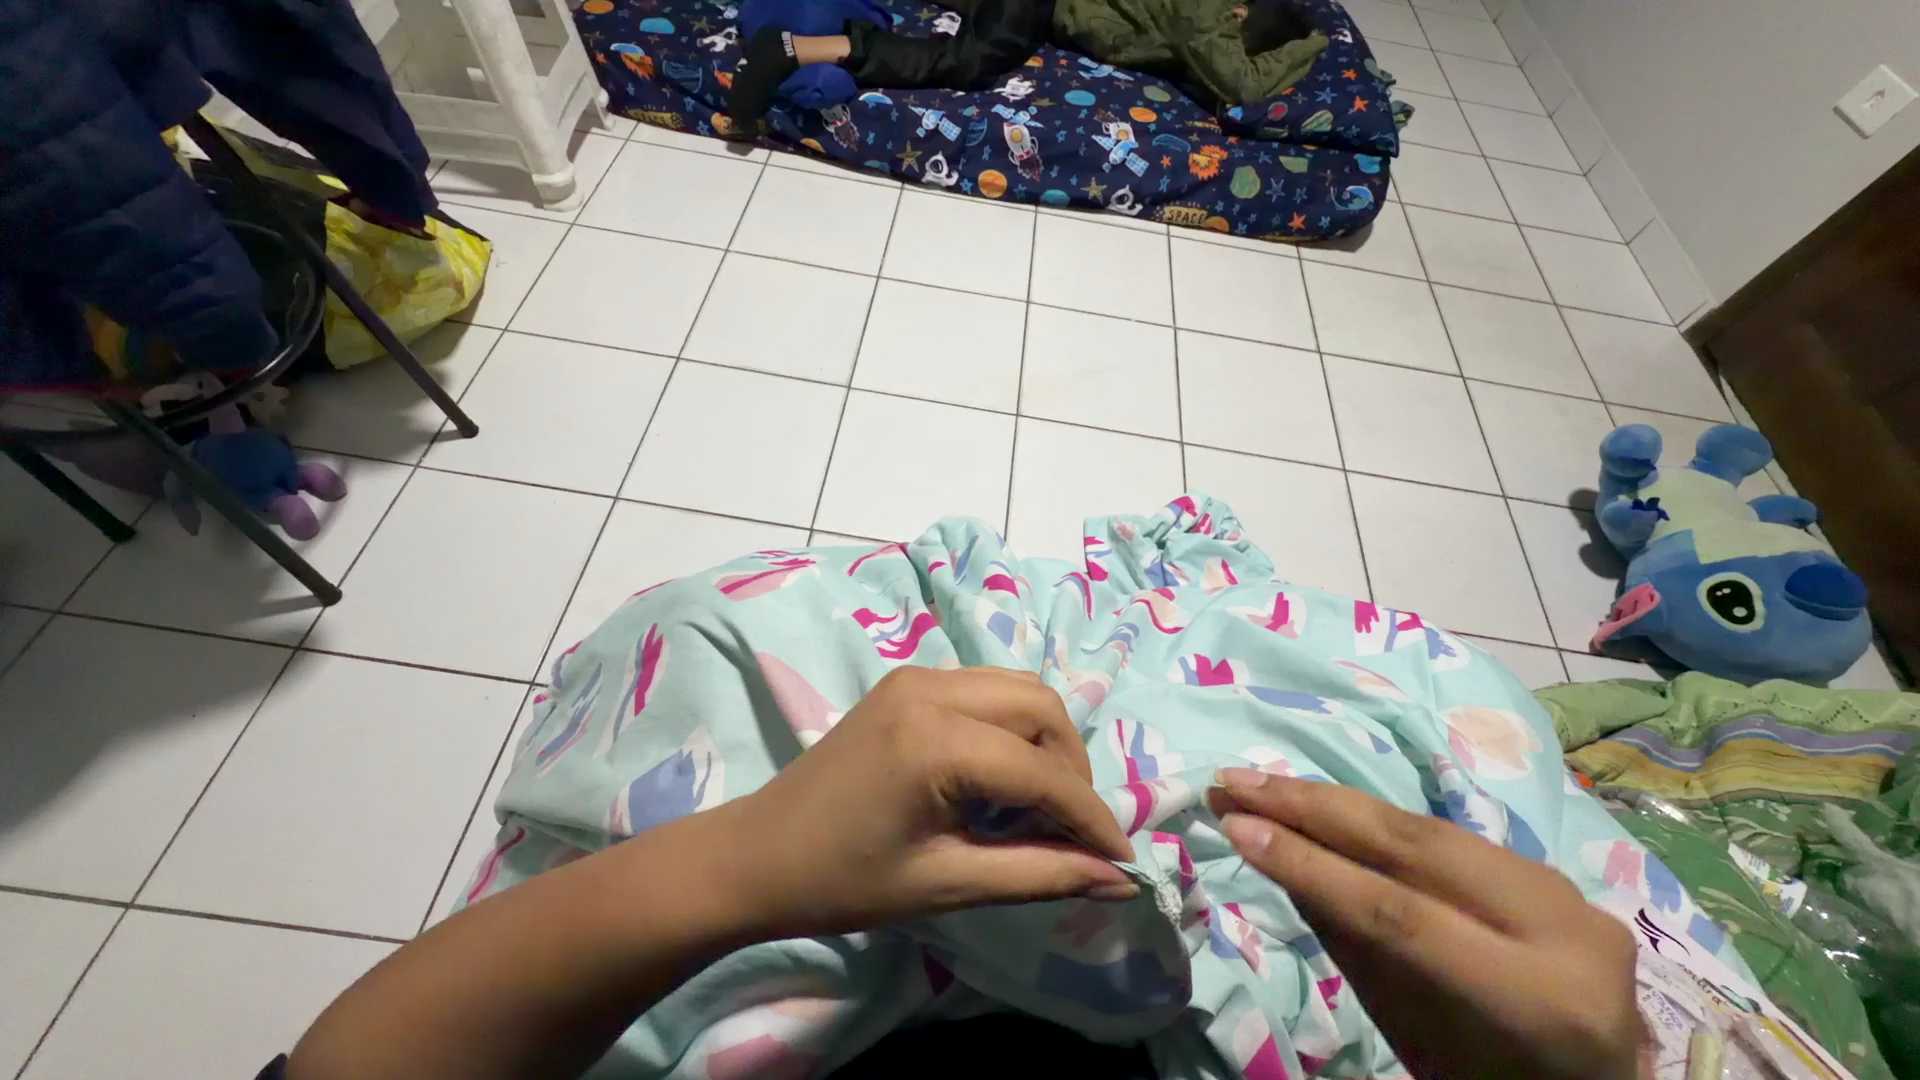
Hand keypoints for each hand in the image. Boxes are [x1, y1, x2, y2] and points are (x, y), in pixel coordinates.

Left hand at [725, 666, 1137, 938]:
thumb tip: (1119, 878)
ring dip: (1045, 739)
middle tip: (1071, 830)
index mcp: (934, 740)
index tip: (1124, 858)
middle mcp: (930, 688)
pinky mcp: (906, 681)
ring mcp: (916, 676)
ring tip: (1039, 803)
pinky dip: (1011, 725)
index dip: (1091, 816)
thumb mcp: (947, 885)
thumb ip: (1040, 874)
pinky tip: (1000, 774)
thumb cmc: (844, 881)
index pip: (1042, 769)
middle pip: (1040, 706)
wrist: (758, 854)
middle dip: (1071, 767)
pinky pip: (985, 688)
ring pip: (1016, 688)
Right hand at [1211, 769, 1643, 1079]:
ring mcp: (1558, 887)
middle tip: (1231, 782)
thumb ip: (1350, 941)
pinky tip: (1316, 798)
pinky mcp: (1542, 866)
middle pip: (1411, 846)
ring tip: (1257, 782)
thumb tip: (1275, 854)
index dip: (1310, 865)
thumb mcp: (1411, 1030)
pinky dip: (1367, 813)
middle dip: (1308, 807)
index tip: (1232, 827)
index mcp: (1534, 997)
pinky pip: (1437, 830)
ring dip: (1328, 799)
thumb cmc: (1484, 1074)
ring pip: (1421, 825)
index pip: (1400, 913)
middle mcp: (1558, 926)